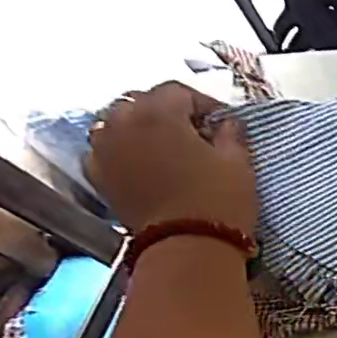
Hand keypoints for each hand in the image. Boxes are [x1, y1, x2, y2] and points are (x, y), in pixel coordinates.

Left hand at [86, 82, 257, 234]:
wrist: (186, 245)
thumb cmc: (219, 199)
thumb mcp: (239, 163)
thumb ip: (231, 134)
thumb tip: (226, 123)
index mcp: (157, 113)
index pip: (178, 92)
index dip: (204, 103)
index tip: (223, 123)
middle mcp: (121, 122)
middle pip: (143, 103)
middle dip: (170, 113)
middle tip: (198, 135)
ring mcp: (103, 149)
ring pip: (120, 123)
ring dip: (144, 129)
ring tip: (170, 150)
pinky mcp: (98, 175)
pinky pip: (109, 150)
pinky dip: (126, 151)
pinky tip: (148, 166)